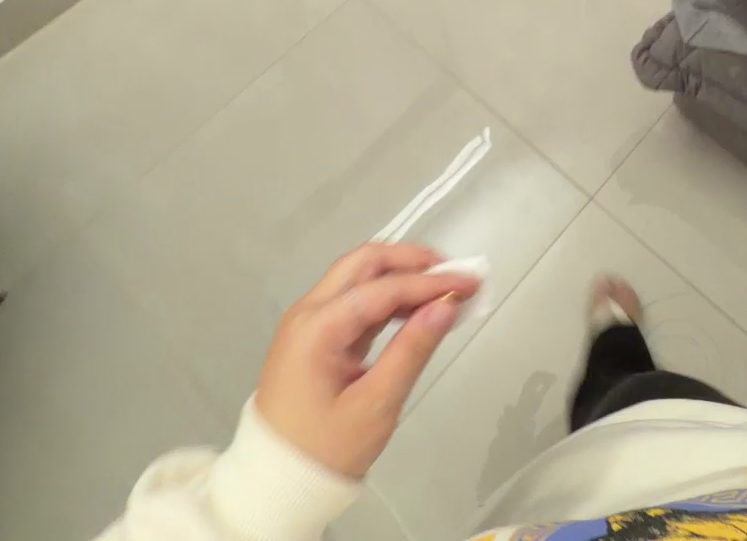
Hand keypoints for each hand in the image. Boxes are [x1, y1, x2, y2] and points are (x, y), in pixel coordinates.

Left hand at [255, 243, 479, 477]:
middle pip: (366, 263)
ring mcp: (310, 321)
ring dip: (403, 274)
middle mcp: (309, 311)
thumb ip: (412, 350)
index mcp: (317, 327)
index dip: (430, 282)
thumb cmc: (325, 450)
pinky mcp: (318, 334)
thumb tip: (447, 305)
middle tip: (454, 273)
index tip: (470, 283)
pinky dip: (390, 296)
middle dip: (413, 261)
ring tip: (444, 288)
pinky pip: (357, 299)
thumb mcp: (375, 405)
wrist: (276, 484)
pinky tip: (418, 308)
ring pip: (360, 276)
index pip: (383, 288)